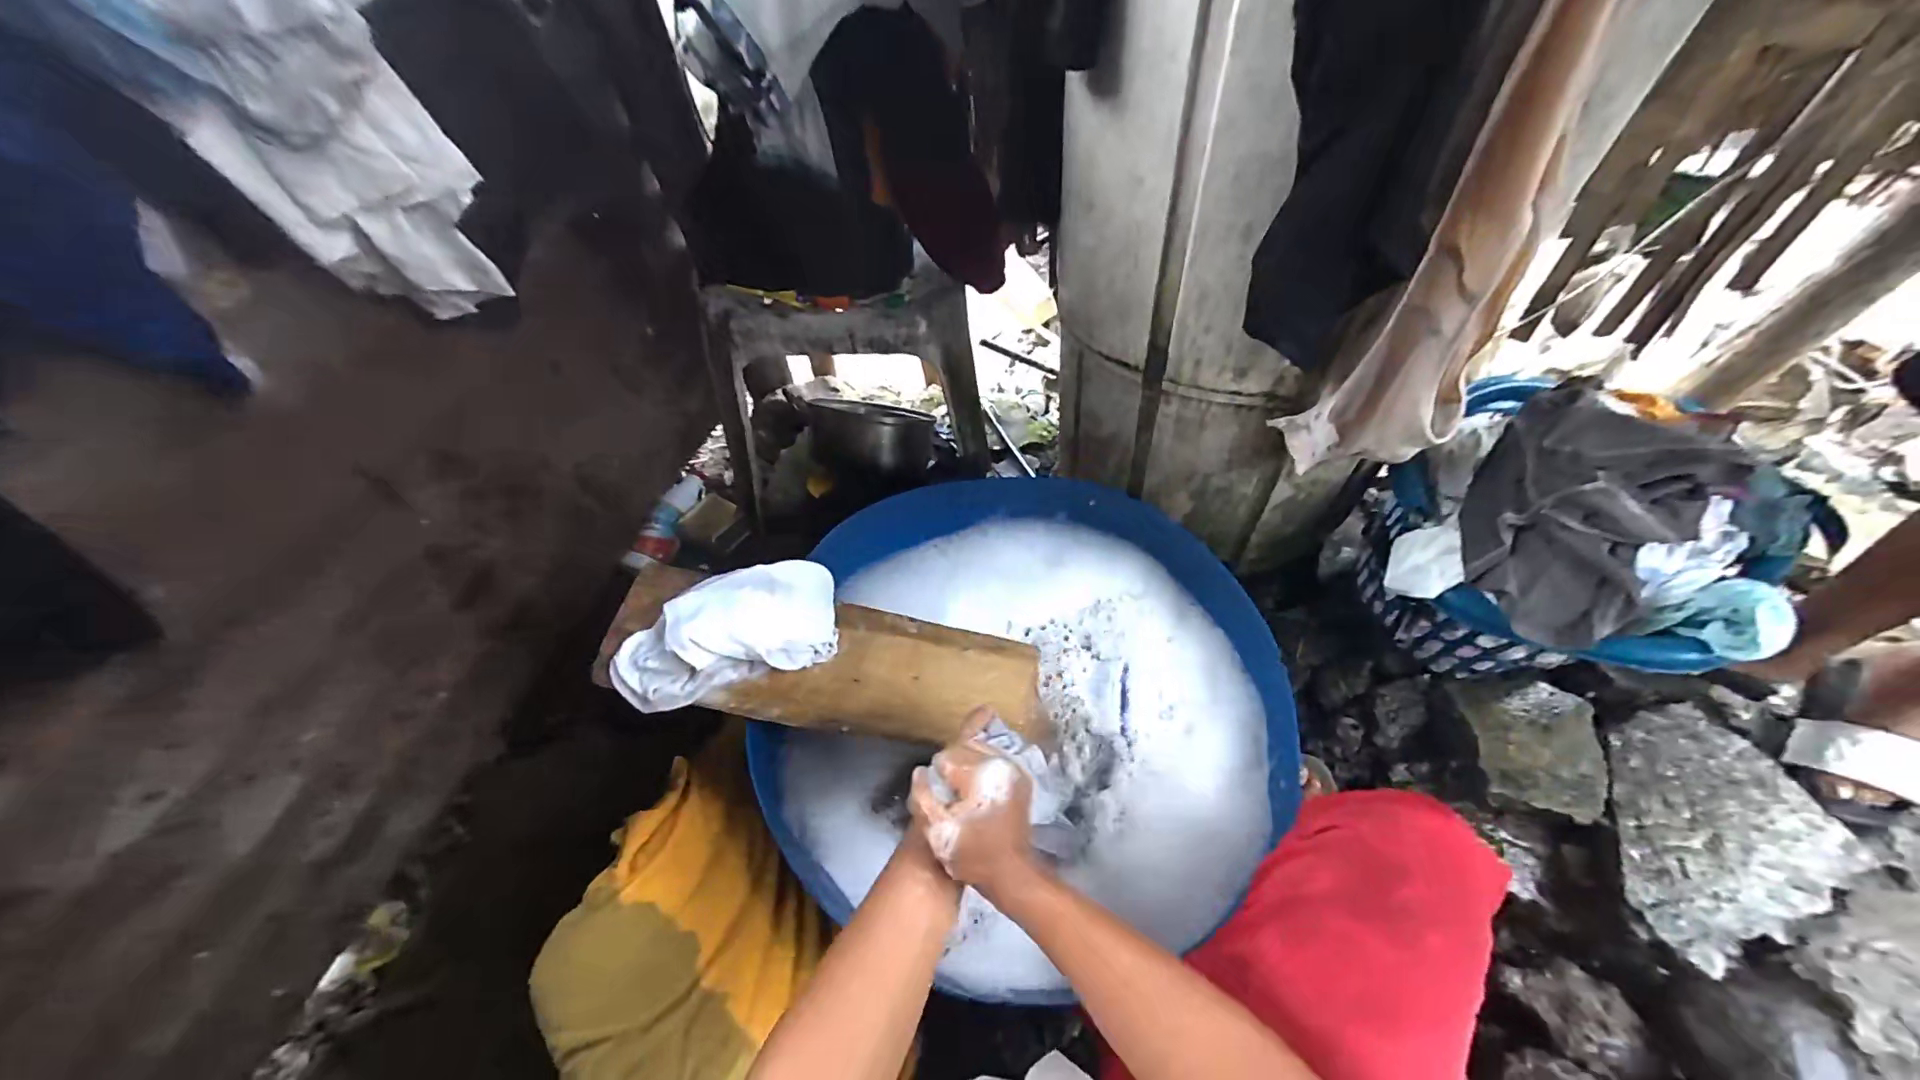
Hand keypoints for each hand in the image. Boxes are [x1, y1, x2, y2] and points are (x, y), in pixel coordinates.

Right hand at [909, 707, 1037, 899]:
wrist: (1013, 873)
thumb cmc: (973, 855)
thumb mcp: (938, 831)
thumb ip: (922, 797)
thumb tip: (920, 772)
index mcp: (979, 772)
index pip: (946, 757)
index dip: (936, 775)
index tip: (936, 795)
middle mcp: (1000, 763)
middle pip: (964, 748)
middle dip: (952, 766)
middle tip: (946, 791)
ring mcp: (1014, 769)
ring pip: (980, 750)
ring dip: (967, 764)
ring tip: (960, 789)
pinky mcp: (1021, 778)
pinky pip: (995, 759)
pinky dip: (982, 767)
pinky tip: (976, 788)